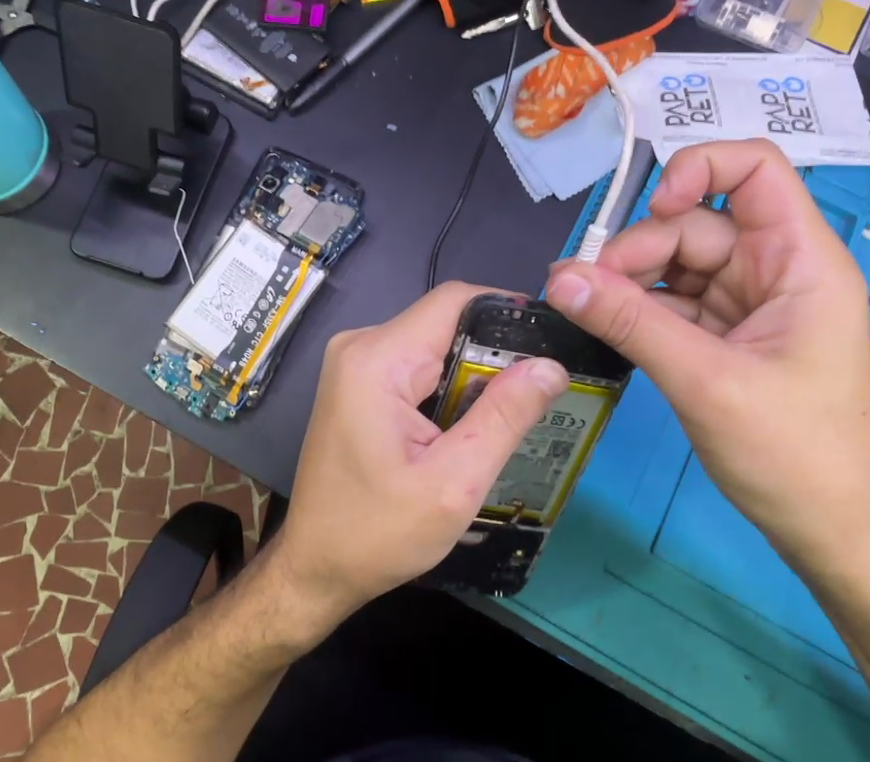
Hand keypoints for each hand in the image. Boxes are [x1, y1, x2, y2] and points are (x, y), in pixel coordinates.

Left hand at [269, 283, 568, 624]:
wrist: (316, 567)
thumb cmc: (377, 534)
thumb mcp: (453, 484)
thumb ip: (503, 417)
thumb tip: (551, 365)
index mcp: (377, 359)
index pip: (455, 301)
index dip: (508, 313)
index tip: (553, 343)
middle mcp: (361, 346)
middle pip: (445, 322)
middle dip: (494, 354)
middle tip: (540, 393)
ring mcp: (355, 364)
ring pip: (434, 345)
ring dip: (473, 376)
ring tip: (512, 415)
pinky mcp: (358, 384)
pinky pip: (416, 367)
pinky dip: (449, 389)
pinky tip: (469, 426)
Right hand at [544, 141, 869, 577]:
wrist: (829, 534)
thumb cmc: (792, 454)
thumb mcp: (705, 381)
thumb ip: (630, 322)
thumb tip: (558, 278)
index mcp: (800, 262)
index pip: (756, 170)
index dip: (700, 168)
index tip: (652, 208)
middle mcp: (775, 271)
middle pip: (698, 222)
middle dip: (641, 248)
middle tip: (587, 290)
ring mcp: (749, 305)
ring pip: (678, 262)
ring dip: (631, 280)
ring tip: (586, 308)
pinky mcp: (726, 337)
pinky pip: (674, 302)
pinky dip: (638, 309)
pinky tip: (605, 325)